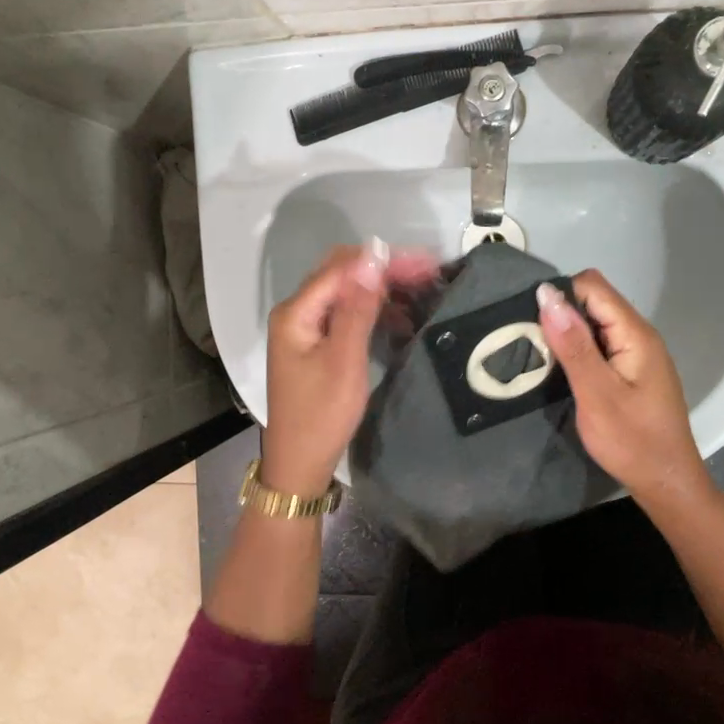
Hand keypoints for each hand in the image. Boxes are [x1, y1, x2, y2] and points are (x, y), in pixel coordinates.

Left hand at [263, 241, 437, 496]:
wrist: (299, 464)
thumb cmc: (321, 416)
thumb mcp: (344, 361)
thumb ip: (358, 309)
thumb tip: (372, 259)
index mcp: (296, 313)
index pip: (342, 268)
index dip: (384, 261)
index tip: (425, 263)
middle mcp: (296, 313)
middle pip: (342, 275)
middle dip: (384, 270)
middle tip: (428, 274)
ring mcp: (304, 329)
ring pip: (346, 293)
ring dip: (381, 290)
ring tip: (421, 293)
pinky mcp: (314, 346)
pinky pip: (345, 315)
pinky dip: (372, 312)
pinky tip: (400, 319)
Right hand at [535, 271, 709, 497]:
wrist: (666, 481)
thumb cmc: (631, 441)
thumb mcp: (596, 393)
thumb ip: (572, 344)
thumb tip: (547, 294)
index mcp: (635, 334)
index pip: (592, 286)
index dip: (560, 296)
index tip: (532, 322)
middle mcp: (640, 335)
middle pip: (595, 302)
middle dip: (561, 314)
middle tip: (533, 345)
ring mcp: (638, 354)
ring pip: (596, 325)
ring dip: (568, 335)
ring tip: (542, 359)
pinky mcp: (632, 372)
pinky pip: (602, 346)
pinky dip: (579, 352)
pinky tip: (564, 374)